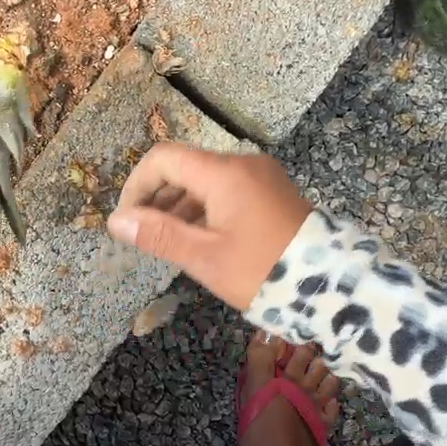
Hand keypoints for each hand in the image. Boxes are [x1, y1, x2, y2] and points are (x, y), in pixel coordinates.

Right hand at [107, 145, 310, 310]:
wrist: (330, 286)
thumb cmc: (262, 272)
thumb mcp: (205, 257)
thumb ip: (159, 235)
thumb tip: (116, 220)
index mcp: (225, 174)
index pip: (164, 158)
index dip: (137, 184)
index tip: (127, 218)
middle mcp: (243, 164)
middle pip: (184, 166)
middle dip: (157, 196)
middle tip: (144, 235)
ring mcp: (261, 176)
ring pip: (204, 179)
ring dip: (178, 204)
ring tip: (167, 242)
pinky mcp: (271, 192)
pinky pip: (226, 189)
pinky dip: (203, 207)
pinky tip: (197, 238)